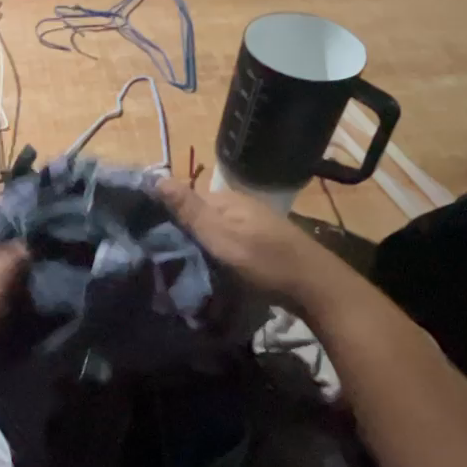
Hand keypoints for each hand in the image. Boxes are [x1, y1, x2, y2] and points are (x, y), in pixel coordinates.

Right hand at [155, 180, 346, 304]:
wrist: (317, 289)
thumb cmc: (265, 261)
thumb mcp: (221, 236)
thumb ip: (189, 210)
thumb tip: (156, 177)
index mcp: (227, 199)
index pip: (184, 200)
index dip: (165, 217)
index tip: (150, 240)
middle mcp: (240, 206)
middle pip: (200, 217)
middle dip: (183, 234)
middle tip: (166, 260)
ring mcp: (254, 225)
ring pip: (215, 232)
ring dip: (201, 247)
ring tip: (184, 269)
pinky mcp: (263, 244)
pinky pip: (229, 244)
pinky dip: (218, 255)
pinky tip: (213, 271)